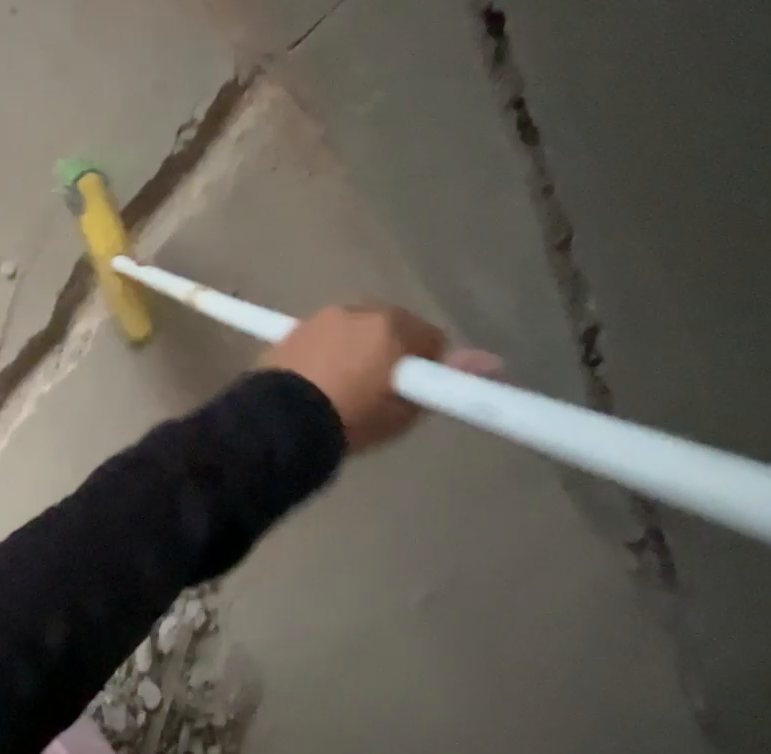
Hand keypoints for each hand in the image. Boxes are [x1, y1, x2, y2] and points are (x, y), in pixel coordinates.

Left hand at [259, 304, 502, 452]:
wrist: (277, 425)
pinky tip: (315, 379)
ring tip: (341, 388)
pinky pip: (318, 339)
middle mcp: (358, 311)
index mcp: (394, 326)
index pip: (430, 340)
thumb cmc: (348, 421)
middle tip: (373, 392)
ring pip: (352, 330)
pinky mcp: (288, 333)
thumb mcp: (403, 411)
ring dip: (354, 348)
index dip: (425, 368)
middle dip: (387, 352)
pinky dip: (323, 352)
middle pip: (389, 328)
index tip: (409, 393)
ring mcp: (319, 319)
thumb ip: (448, 383)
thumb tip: (493, 363)